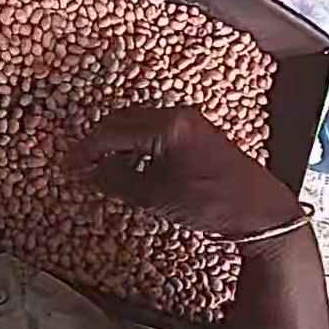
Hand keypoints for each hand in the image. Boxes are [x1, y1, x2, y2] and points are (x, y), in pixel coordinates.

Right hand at [69, 106, 298, 238]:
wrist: (260, 212)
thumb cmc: (211, 202)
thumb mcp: (156, 196)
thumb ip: (117, 180)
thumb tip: (88, 173)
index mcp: (166, 125)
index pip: (112, 131)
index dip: (86, 149)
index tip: (69, 165)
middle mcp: (178, 115)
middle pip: (124, 121)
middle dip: (99, 142)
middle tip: (81, 165)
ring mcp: (190, 123)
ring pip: (139, 125)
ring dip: (118, 144)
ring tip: (104, 169)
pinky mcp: (197, 135)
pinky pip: (157, 132)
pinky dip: (138, 146)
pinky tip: (133, 167)